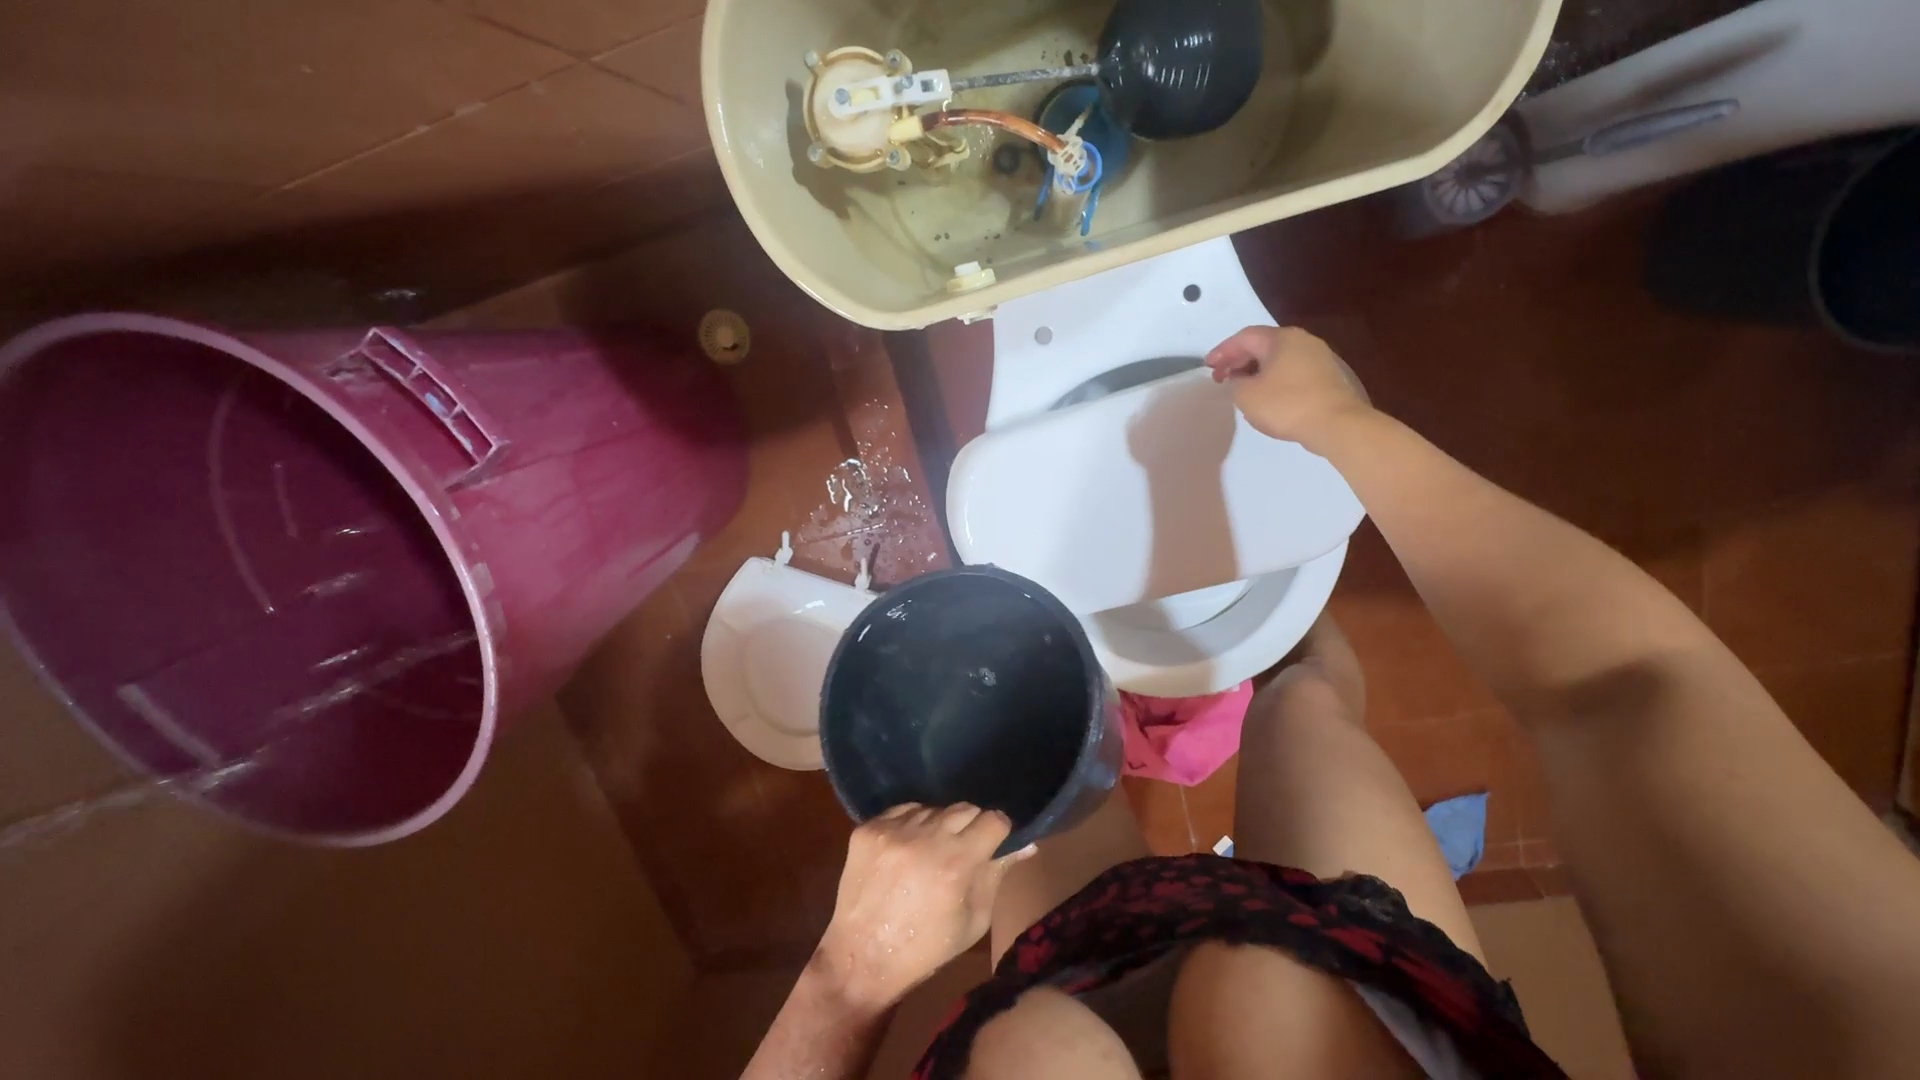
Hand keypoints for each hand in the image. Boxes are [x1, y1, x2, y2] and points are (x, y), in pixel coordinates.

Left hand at [814, 804, 1033, 1008]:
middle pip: (965, 808)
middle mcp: (925, 837)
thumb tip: (1026, 844)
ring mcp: (892, 830)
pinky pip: (902, 811)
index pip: (994, 819)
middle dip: (971, 826)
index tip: (994, 843)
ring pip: (933, 808)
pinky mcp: (867, 829)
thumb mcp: (974, 920)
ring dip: (939, 826)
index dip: (999, 831)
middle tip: (964, 851)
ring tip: (931, 853)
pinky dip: (910, 825)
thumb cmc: (927, 948)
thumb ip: (997, 875)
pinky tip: (907, 850)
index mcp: (956, 863)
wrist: (864, 958)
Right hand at [1205, 326, 1371, 448]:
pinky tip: (1269, 396)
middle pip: (1263, 345)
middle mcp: (1302, 340)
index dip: (1223, 351)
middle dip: (1239, 360)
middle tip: (1222, 377)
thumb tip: (1241, 380)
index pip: (1244, 337)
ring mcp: (1320, 357)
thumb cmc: (1287, 405)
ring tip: (1243, 387)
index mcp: (1281, 339)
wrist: (1338, 424)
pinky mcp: (1330, 376)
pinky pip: (1294, 371)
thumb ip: (1235, 383)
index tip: (1208, 366)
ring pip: (1279, 359)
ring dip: (1258, 370)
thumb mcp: (1247, 396)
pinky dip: (1276, 379)